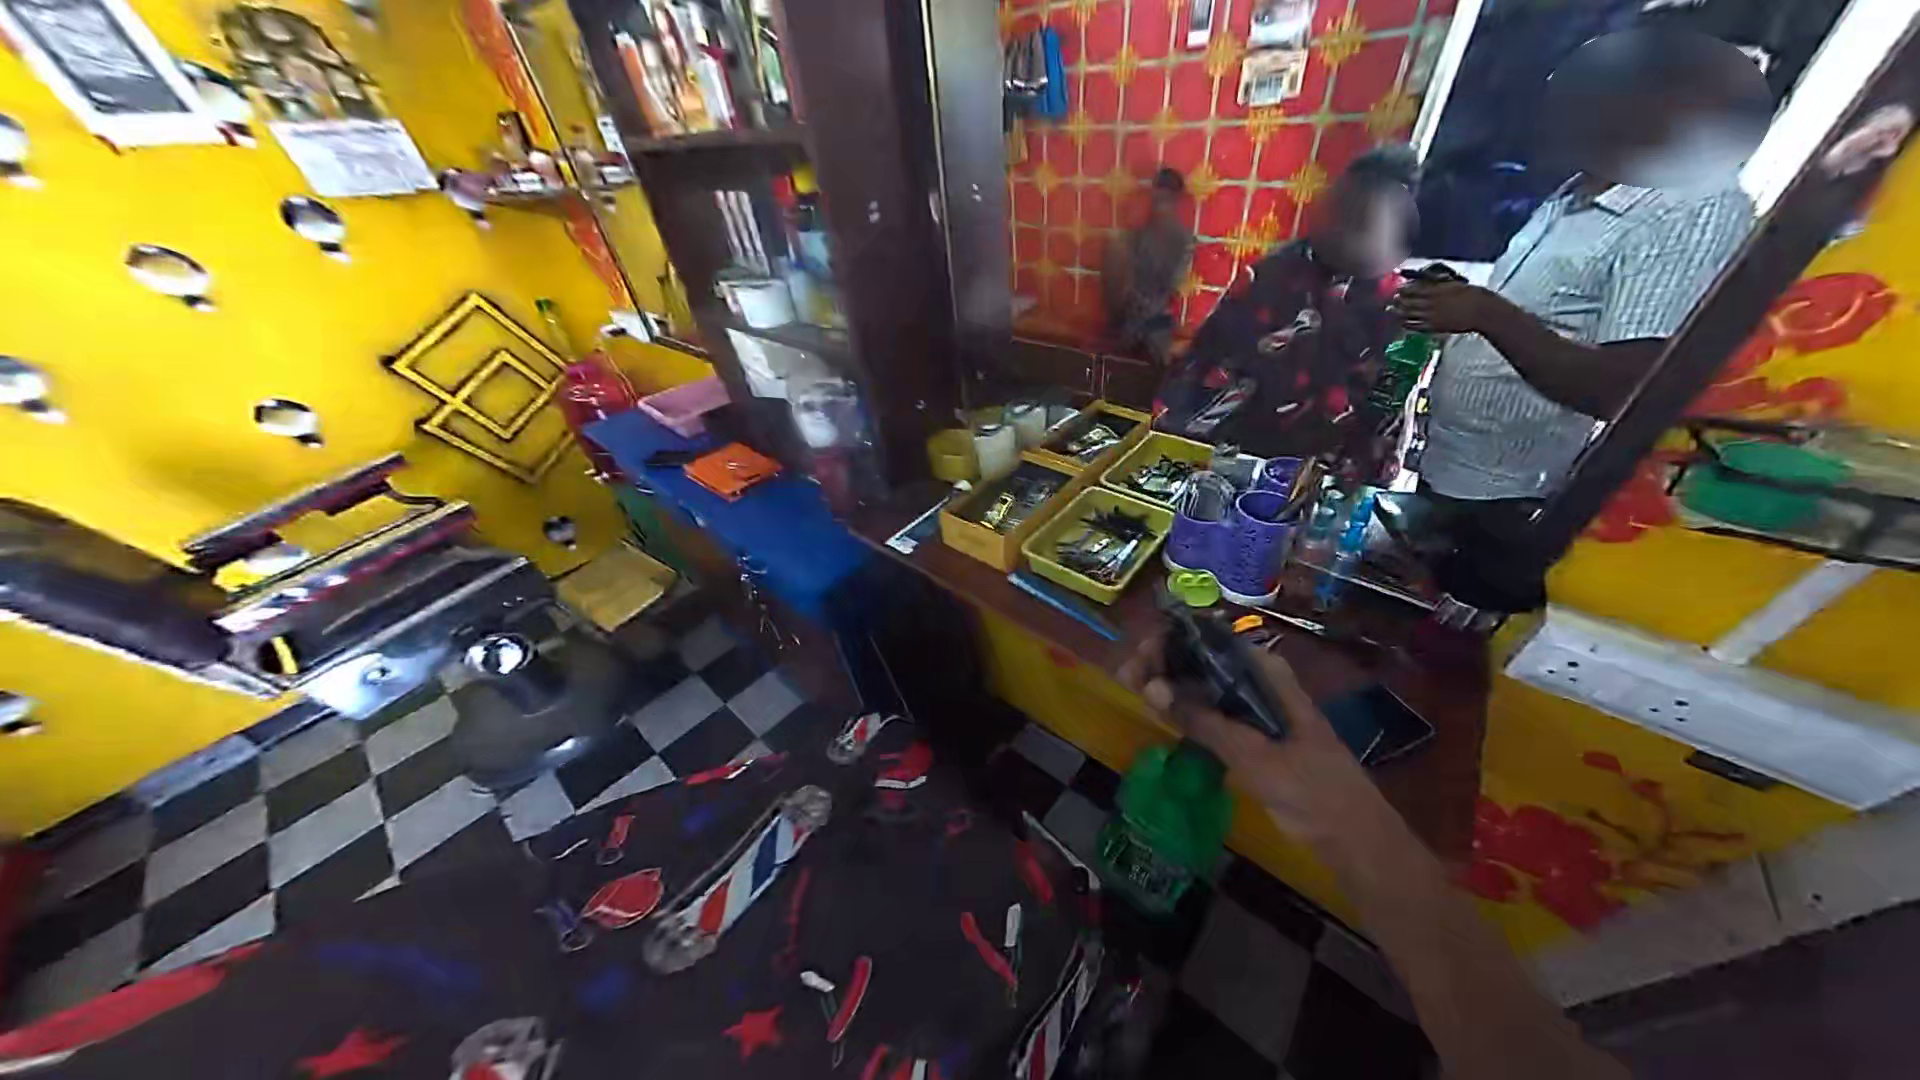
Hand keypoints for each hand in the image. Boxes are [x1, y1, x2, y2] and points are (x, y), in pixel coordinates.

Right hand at [1120, 634, 1370, 837]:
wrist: (1354, 838)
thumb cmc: (1311, 789)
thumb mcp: (1253, 755)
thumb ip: (1202, 720)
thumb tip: (1151, 688)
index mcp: (1265, 672)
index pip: (1209, 639)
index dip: (1170, 642)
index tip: (1140, 661)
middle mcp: (1256, 680)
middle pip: (1200, 658)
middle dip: (1162, 662)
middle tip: (1128, 680)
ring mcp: (1252, 706)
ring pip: (1201, 683)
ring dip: (1168, 684)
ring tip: (1134, 691)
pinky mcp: (1248, 732)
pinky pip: (1207, 709)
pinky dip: (1182, 708)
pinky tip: (1159, 713)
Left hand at [1391, 280, 1498, 334]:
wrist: (1482, 312)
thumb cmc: (1473, 295)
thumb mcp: (1456, 284)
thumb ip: (1439, 283)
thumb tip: (1427, 278)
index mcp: (1437, 291)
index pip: (1414, 290)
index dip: (1404, 289)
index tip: (1397, 288)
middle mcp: (1431, 304)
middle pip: (1408, 302)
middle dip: (1398, 300)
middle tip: (1391, 299)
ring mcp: (1430, 317)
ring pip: (1408, 315)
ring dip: (1397, 312)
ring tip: (1390, 309)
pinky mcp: (1432, 327)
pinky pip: (1414, 326)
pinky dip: (1405, 323)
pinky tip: (1401, 321)